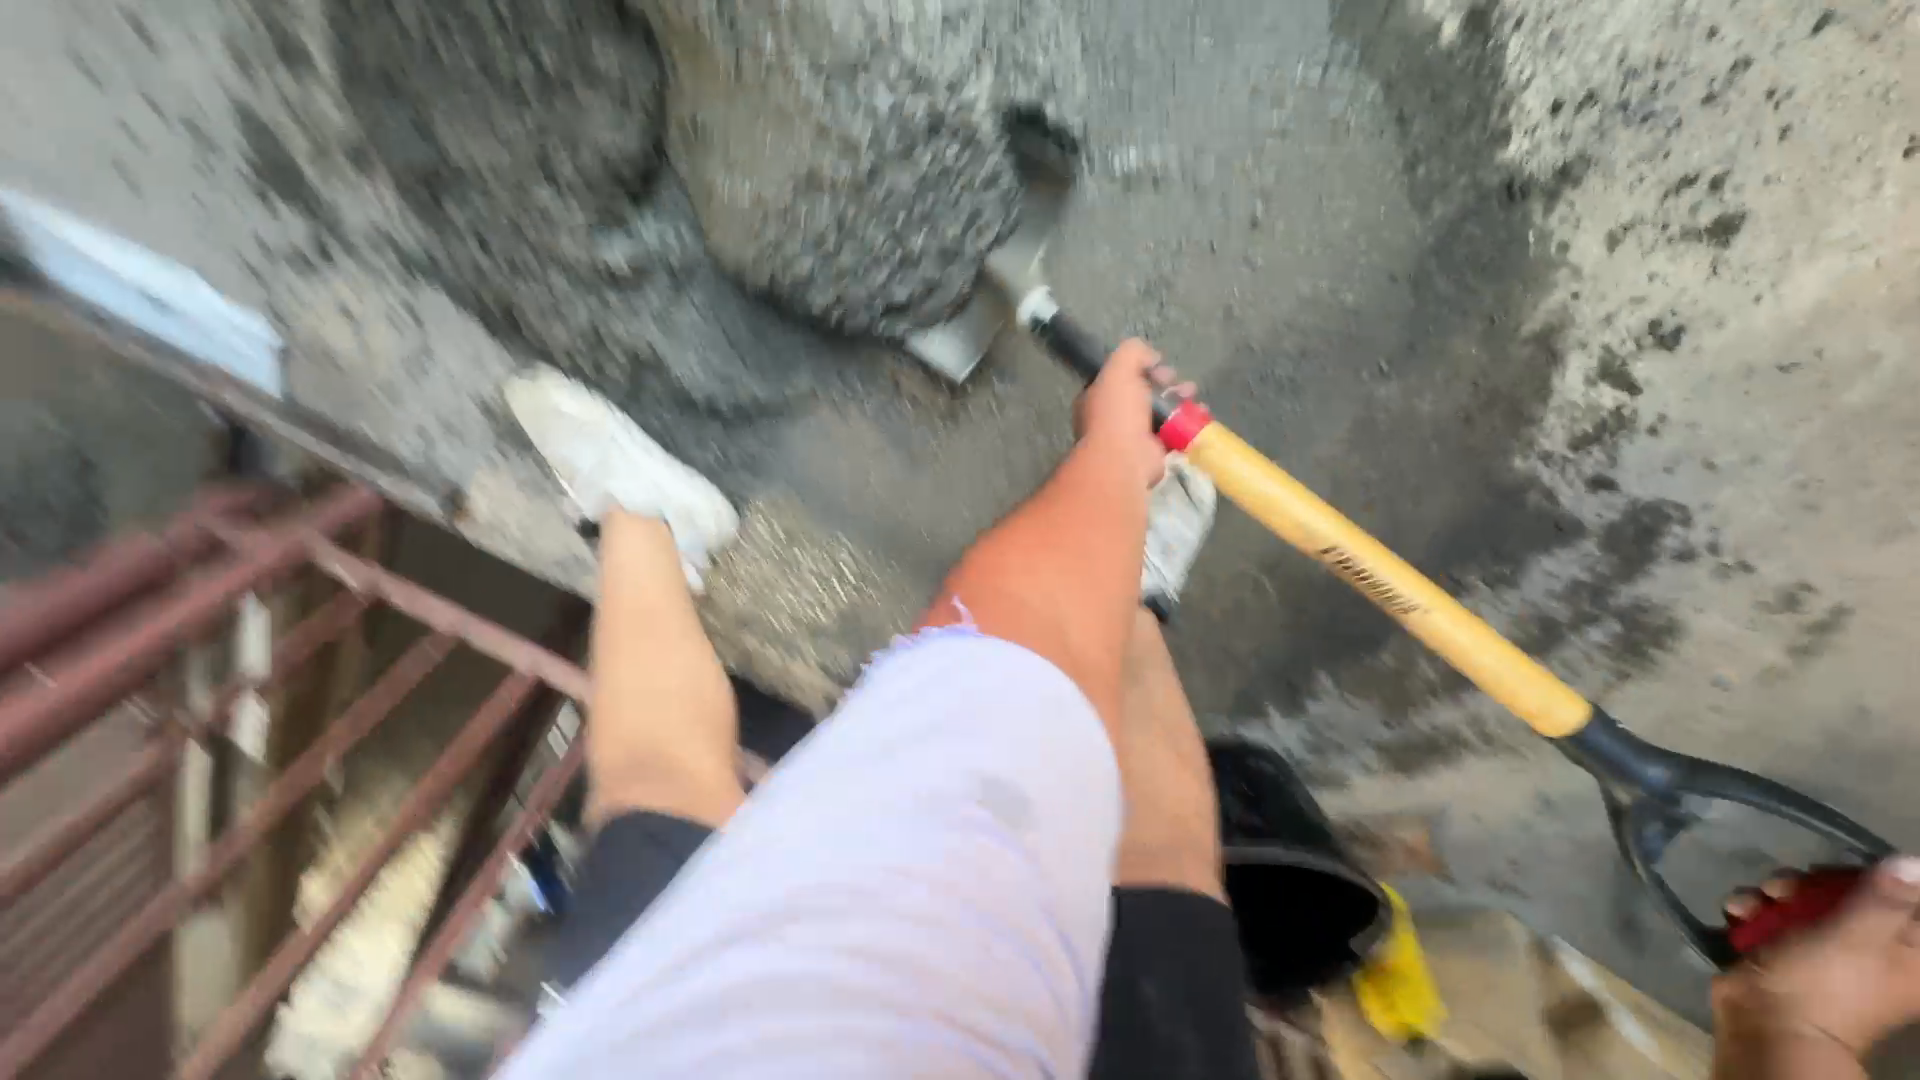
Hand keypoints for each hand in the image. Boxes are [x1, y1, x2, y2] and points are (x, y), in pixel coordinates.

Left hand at [1073, 339, 1191, 488]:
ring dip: (1180, 401)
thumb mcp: (1119, 369)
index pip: (1121, 377)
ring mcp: (1132, 437)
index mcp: (1098, 397)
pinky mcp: (1152, 452)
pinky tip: (1200, 414)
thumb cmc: (1117, 413)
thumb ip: (1133, 352)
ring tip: (1193, 396)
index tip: (1159, 364)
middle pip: (1144, 393)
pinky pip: (1173, 432)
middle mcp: (1112, 417)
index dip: (1142, 367)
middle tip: (1181, 382)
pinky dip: (1188, 423)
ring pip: (1161, 412)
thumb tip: (1152, 356)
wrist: (1124, 459)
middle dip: (1167, 384)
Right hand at [1715, 858, 1919, 1060]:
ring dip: (1773, 893)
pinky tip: (1738, 911)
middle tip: (1790, 884)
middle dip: (1811, 883)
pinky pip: (1767, 915)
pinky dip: (1751, 909)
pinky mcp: (1779, 949)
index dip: (1878, 881)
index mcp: (1905, 953)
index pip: (1906, 905)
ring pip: (1801, 902)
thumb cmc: (1824, 982)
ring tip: (1757, 899)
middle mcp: (1869, 949)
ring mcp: (1821, 950)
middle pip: (1848, 898)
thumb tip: (1912, 861)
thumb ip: (1884, 900)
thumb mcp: (1857, 938)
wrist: (1767, 1020)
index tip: (1848, 870)